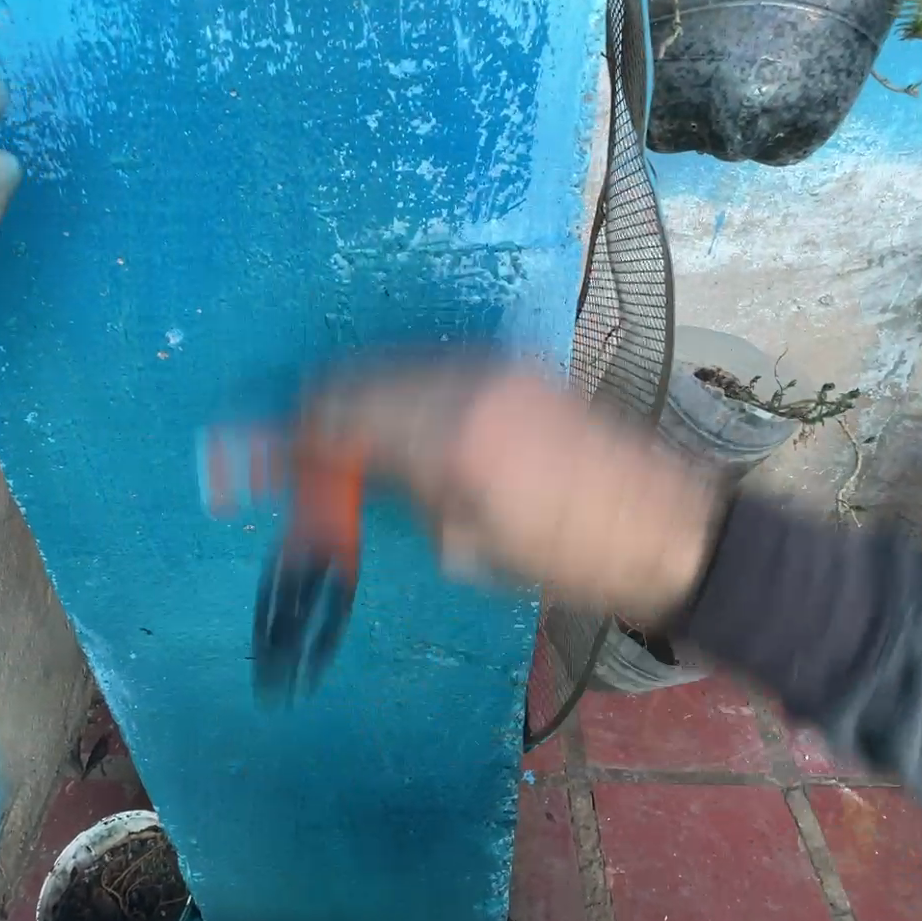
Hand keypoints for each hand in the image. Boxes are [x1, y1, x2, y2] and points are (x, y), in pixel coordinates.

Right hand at [300, 359, 731, 622]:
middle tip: (301, 457)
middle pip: (355, 378)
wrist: (666, 525)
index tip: (255, 458)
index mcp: (450, 438)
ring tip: (347, 444)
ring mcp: (494, 363)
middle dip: (317, 417)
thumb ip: (395, 492)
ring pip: (392, 364)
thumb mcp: (464, 544)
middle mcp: (466, 381)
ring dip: (359, 400)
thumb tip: (342, 471)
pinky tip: (402, 424)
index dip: (288, 439)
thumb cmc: (566, 559)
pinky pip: (432, 364)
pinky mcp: (515, 361)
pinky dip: (401, 390)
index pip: (339, 417)